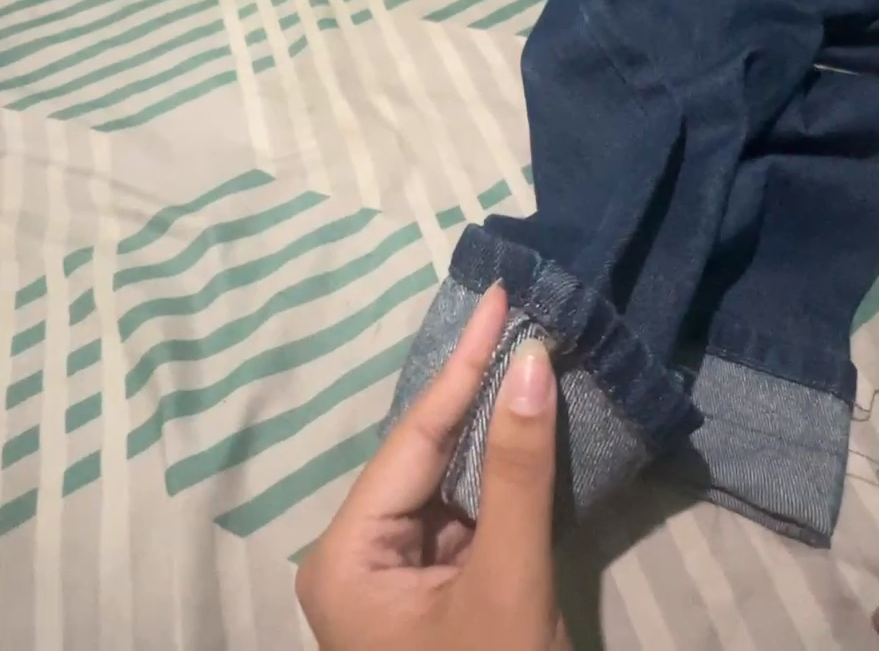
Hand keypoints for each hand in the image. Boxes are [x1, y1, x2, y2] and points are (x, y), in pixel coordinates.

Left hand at [297, 283, 567, 650]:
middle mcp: (359, 551)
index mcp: (347, 553)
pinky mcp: (433, 580)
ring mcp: (396, 567)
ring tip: (524, 352)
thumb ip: (516, 470)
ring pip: (449, 474)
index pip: (415, 435)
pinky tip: (523, 422)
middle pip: (428, 449)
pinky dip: (499, 468)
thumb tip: (530, 363)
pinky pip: (466, 505)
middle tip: (515, 316)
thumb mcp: (508, 581)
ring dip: (492, 422)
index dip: (463, 362)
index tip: (497, 298)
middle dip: (476, 385)